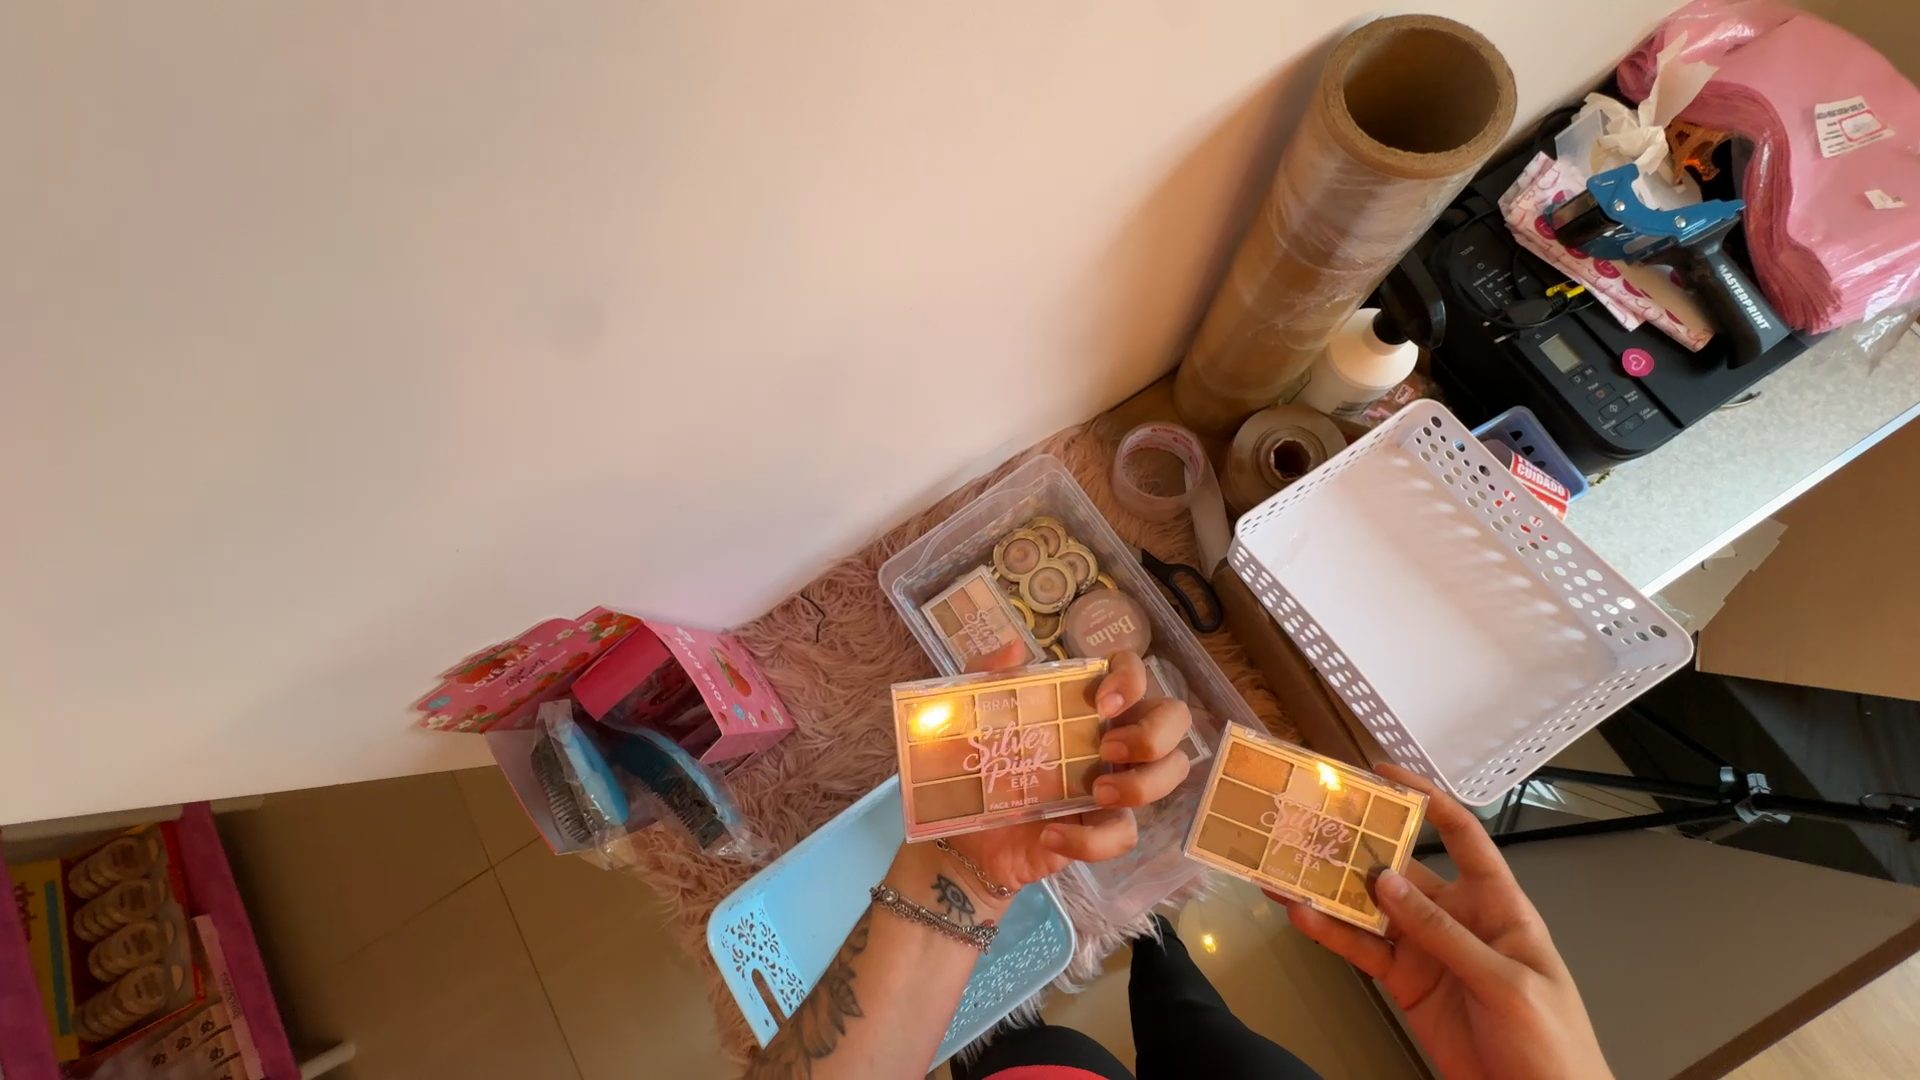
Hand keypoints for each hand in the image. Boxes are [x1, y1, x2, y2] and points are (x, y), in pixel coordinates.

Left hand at [942, 651, 1191, 892]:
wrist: (965, 830)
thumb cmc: (980, 760)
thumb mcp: (973, 710)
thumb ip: (987, 673)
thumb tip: (1015, 647)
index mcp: (1086, 703)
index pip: (1133, 671)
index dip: (1131, 678)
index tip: (1102, 702)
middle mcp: (1112, 736)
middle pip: (1175, 720)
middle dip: (1154, 733)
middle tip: (1107, 748)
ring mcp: (1114, 782)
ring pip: (1169, 775)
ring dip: (1141, 784)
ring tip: (1095, 793)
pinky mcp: (1101, 829)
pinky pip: (1124, 835)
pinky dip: (1091, 840)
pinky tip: (1051, 834)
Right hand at [1275, 765, 1612, 1079]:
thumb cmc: (1554, 1046)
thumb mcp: (1507, 984)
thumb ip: (1443, 933)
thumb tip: (1383, 879)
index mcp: (1494, 904)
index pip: (1462, 836)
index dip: (1427, 799)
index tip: (1383, 774)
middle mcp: (1452, 916)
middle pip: (1398, 866)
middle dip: (1355, 843)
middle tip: (1310, 819)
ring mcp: (1422, 947)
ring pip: (1367, 905)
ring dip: (1328, 889)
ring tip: (1286, 868)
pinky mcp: (1401, 979)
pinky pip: (1359, 947)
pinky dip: (1328, 931)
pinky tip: (1300, 915)